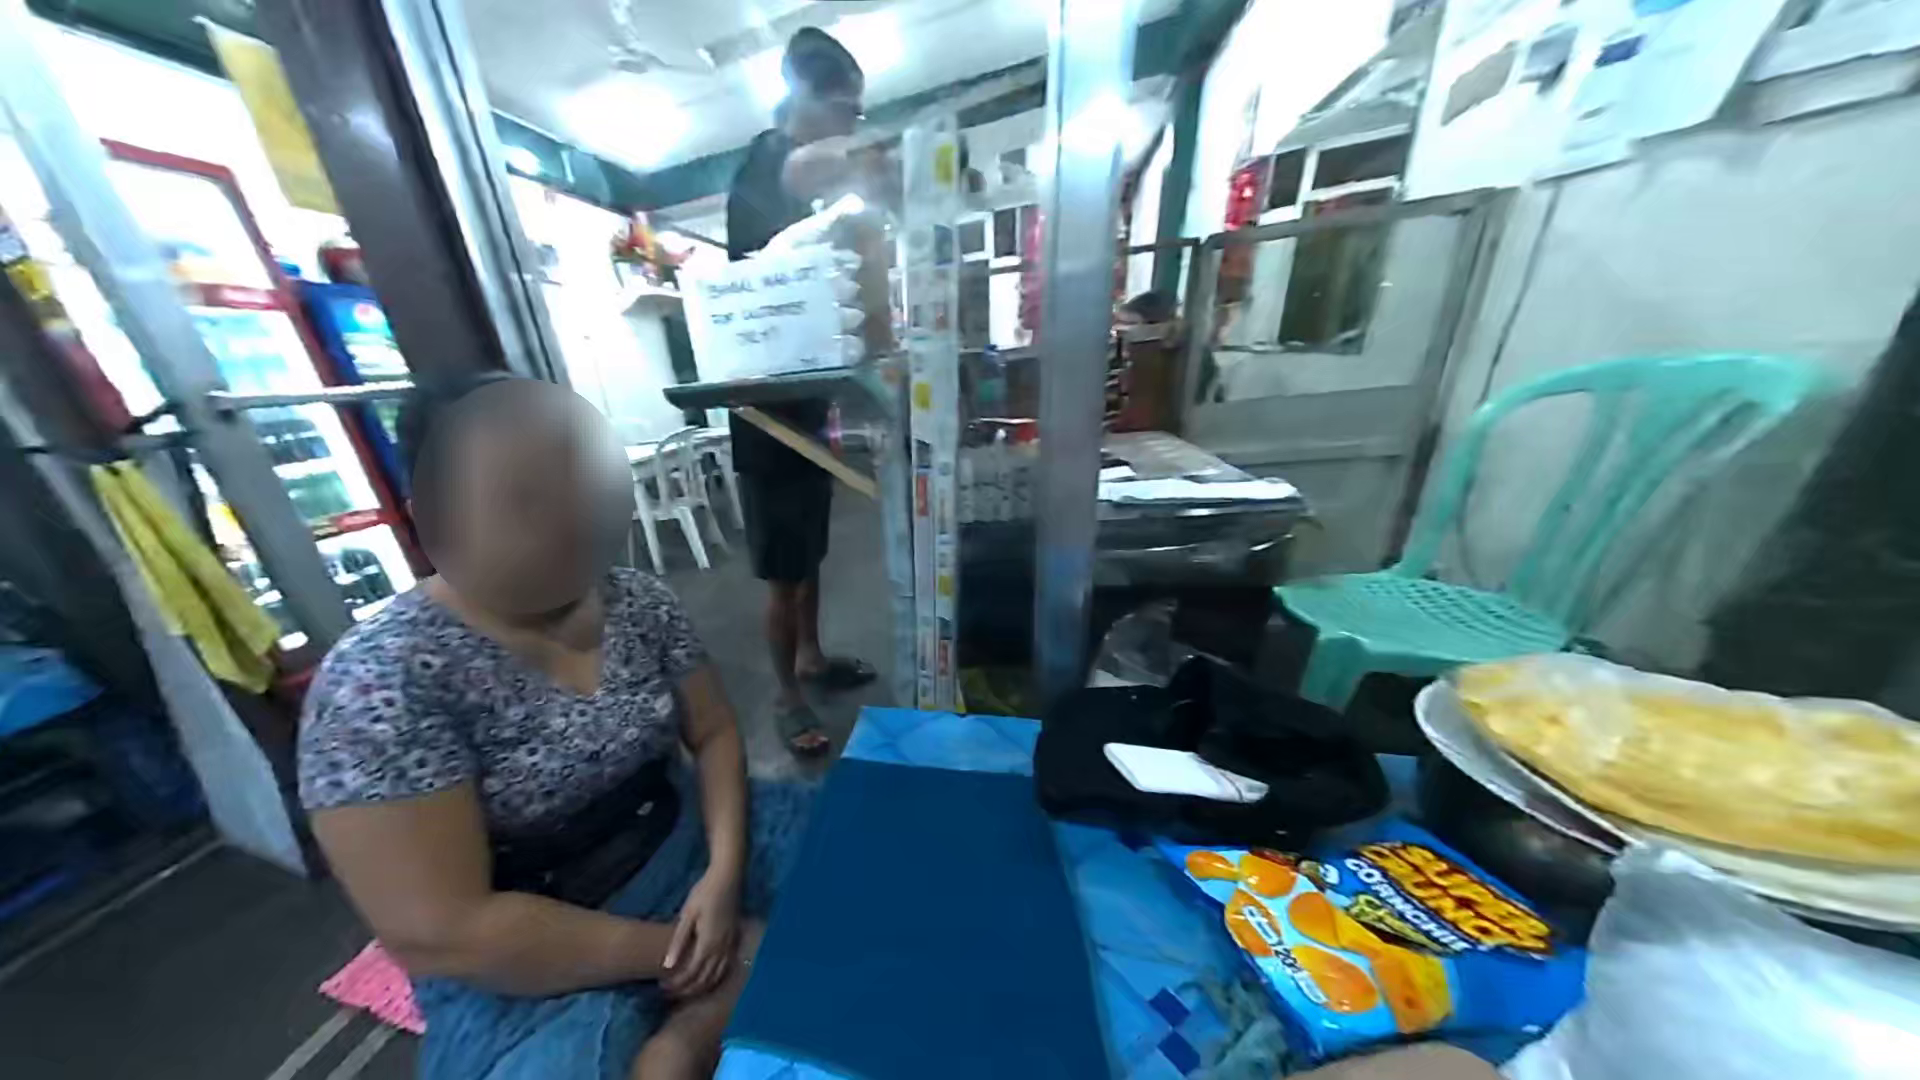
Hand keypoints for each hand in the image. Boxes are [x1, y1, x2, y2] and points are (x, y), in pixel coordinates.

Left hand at [661, 867, 740, 999]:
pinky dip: (716, 975)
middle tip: (669, 991)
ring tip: (686, 987)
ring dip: (701, 985)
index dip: (676, 984)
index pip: (691, 974)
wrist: (728, 875)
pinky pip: (726, 964)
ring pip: (717, 974)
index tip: (661, 986)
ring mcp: (731, 942)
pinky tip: (707, 974)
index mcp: (708, 943)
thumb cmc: (705, 892)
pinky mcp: (735, 935)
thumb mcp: (688, 914)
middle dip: (686, 989)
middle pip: (704, 979)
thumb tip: (666, 966)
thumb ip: (678, 941)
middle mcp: (721, 948)